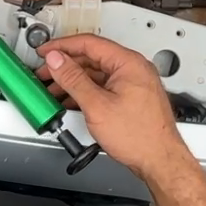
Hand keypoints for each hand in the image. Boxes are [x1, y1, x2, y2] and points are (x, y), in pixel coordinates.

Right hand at [37, 34, 194, 183]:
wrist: (160, 161)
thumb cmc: (140, 136)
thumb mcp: (97, 105)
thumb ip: (73, 79)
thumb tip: (57, 60)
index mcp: (128, 63)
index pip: (89, 43)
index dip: (62, 46)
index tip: (45, 51)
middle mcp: (134, 69)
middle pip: (92, 57)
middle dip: (65, 65)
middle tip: (45, 72)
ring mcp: (134, 83)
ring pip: (96, 74)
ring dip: (73, 80)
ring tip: (54, 88)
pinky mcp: (131, 97)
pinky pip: (103, 86)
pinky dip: (86, 91)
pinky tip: (71, 100)